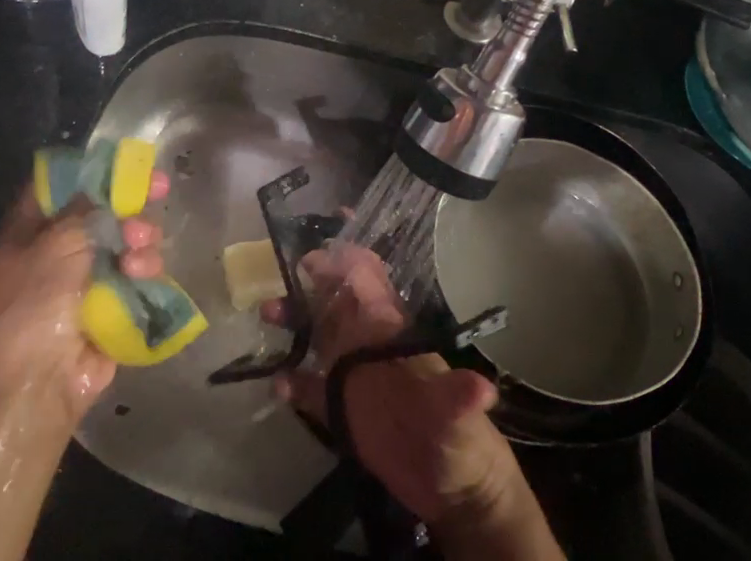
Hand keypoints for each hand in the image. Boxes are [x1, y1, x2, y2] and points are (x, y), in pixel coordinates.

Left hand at [0, 174, 167, 422]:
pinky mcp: (110, 305)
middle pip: (100, 212)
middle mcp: (57, 250)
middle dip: (128, 203)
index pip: (59, 185)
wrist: (39, 382)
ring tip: (142, 247)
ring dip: (138, 238)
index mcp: (30, 231)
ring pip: (123, 242)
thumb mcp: (58, 245)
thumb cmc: (36, 305)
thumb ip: (88, 209)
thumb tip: (112, 187)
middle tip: (158, 189)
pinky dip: (144, 269)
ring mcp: (85, 279)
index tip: (124, 161)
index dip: (90, 170)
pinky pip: (134, 275)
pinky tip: (145, 272)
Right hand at [260, 242, 528, 530]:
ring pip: (317, 335)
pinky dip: (291, 382)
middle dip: (306, 284)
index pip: (366, 281)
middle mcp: (369, 346)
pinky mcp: (342, 411)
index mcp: (392, 335)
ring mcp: (354, 378)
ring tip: (268, 316)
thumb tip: (482, 389)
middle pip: (333, 300)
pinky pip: (309, 388)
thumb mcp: (458, 422)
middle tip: (276, 285)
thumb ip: (457, 401)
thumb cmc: (462, 445)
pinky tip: (277, 384)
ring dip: (293, 320)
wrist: (458, 494)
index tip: (309, 256)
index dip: (341, 260)